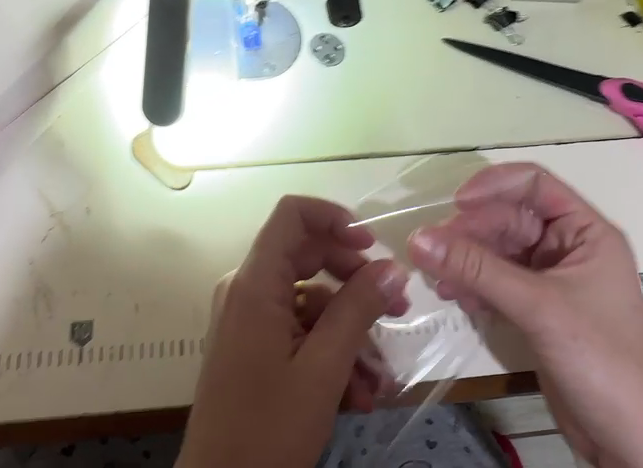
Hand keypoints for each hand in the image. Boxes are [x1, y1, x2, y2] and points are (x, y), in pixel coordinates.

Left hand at [177, 196, 409, 467]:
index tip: (373, 248)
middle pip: (306, 257)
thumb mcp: (324, 369)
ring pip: (308, 301)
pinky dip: (329, 352)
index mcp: (253, 282)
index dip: (334, 218)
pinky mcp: (251, 346)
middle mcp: (245, 289)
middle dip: (355, 284)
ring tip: (379, 379)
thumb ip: (358, 310)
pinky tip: (358, 393)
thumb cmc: (268, 427)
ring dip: (348, 332)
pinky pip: (296, 330)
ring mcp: (246, 318)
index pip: (292, 215)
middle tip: (397, 312)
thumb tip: (393, 267)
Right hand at [407, 164, 642, 467]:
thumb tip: (417, 238)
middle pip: (508, 218)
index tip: (455, 205)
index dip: (494, 186)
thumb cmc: (600, 360)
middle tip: (432, 252)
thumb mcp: (538, 307)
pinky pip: (497, 281)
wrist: (631, 442)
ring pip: (498, 250)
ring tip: (437, 279)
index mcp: (586, 232)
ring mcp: (553, 280)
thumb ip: (477, 269)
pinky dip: (474, 285)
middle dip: (471, 232)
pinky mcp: (538, 310)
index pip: (535, 184)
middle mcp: (569, 248)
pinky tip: (454, 298)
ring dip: (466, 260)